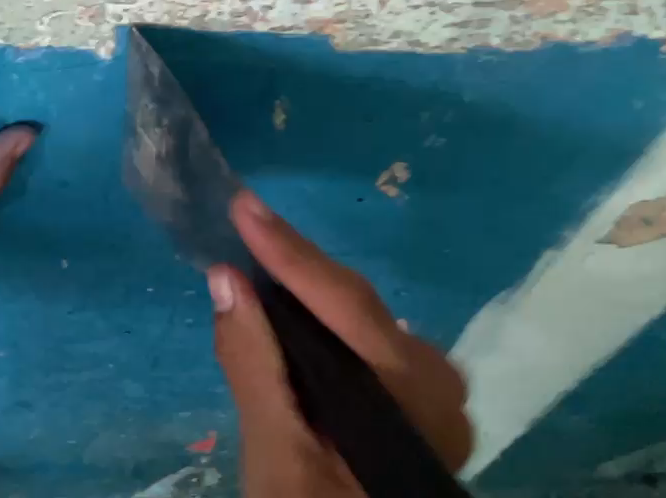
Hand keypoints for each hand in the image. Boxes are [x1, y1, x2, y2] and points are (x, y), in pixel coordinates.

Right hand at [208, 191, 471, 495]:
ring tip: (253, 253)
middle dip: (292, 263)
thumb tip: (225, 277)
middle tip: (240, 221)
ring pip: (354, 317)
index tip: (242, 206)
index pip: (346, 306)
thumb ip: (253, 364)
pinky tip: (282, 304)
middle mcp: (440, 388)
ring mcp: (431, 395)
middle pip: (353, 304)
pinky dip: (314, 315)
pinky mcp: (411, 402)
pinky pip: (357, 337)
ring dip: (300, 286)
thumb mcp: (277, 459)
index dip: (288, 252)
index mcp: (419, 402)